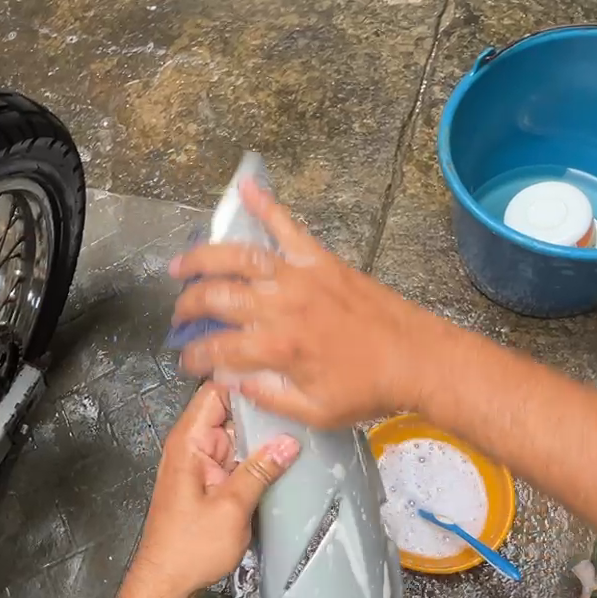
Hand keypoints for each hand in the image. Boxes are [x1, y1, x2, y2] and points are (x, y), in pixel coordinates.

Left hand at [128, 384, 299, 597]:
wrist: (166, 583)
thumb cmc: (189, 547)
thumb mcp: (231, 507)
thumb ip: (260, 471)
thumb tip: (288, 442)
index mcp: (188, 442)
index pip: (214, 393)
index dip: (243, 383)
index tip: (277, 383)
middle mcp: (192, 446)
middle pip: (229, 413)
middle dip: (260, 412)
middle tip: (298, 412)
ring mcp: (201, 464)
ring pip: (235, 437)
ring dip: (260, 438)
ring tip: (298, 433)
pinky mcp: (209, 482)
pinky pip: (234, 459)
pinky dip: (254, 459)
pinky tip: (281, 461)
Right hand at [169, 180, 446, 427]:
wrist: (417, 359)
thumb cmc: (367, 389)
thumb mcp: (314, 412)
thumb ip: (266, 395)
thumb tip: (227, 380)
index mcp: (279, 348)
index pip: (218, 349)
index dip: (194, 356)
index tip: (185, 361)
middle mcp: (281, 306)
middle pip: (217, 298)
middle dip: (187, 307)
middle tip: (178, 317)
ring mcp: (300, 277)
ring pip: (239, 258)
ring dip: (203, 258)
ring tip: (180, 265)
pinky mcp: (321, 260)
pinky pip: (289, 227)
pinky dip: (267, 204)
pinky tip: (246, 186)